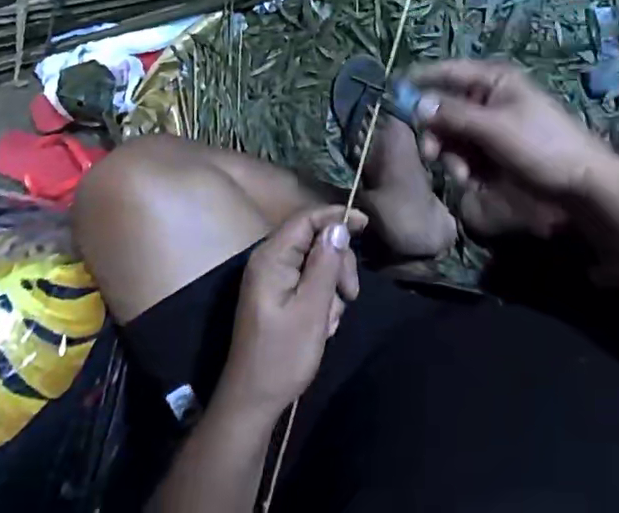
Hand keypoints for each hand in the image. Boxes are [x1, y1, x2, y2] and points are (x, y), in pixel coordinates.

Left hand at [216, 205, 362, 416]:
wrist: (253, 402)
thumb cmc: (282, 355)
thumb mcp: (312, 309)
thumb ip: (326, 264)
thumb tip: (339, 227)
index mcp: (271, 257)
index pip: (306, 218)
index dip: (336, 216)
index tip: (365, 225)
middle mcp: (269, 260)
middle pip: (314, 240)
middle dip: (338, 262)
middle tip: (350, 294)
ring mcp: (273, 278)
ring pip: (316, 262)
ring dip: (332, 285)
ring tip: (331, 319)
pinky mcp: (278, 295)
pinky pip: (309, 282)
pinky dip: (322, 298)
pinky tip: (324, 323)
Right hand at [410, 59, 616, 236]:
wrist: (582, 185)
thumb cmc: (541, 145)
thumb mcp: (494, 128)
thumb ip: (453, 115)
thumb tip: (416, 104)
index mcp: (494, 80)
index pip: (449, 72)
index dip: (421, 80)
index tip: (394, 92)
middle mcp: (490, 98)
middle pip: (445, 107)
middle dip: (436, 131)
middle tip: (429, 153)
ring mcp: (493, 126)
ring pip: (453, 134)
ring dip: (450, 154)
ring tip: (462, 174)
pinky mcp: (496, 151)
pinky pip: (466, 153)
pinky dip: (464, 166)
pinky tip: (472, 180)